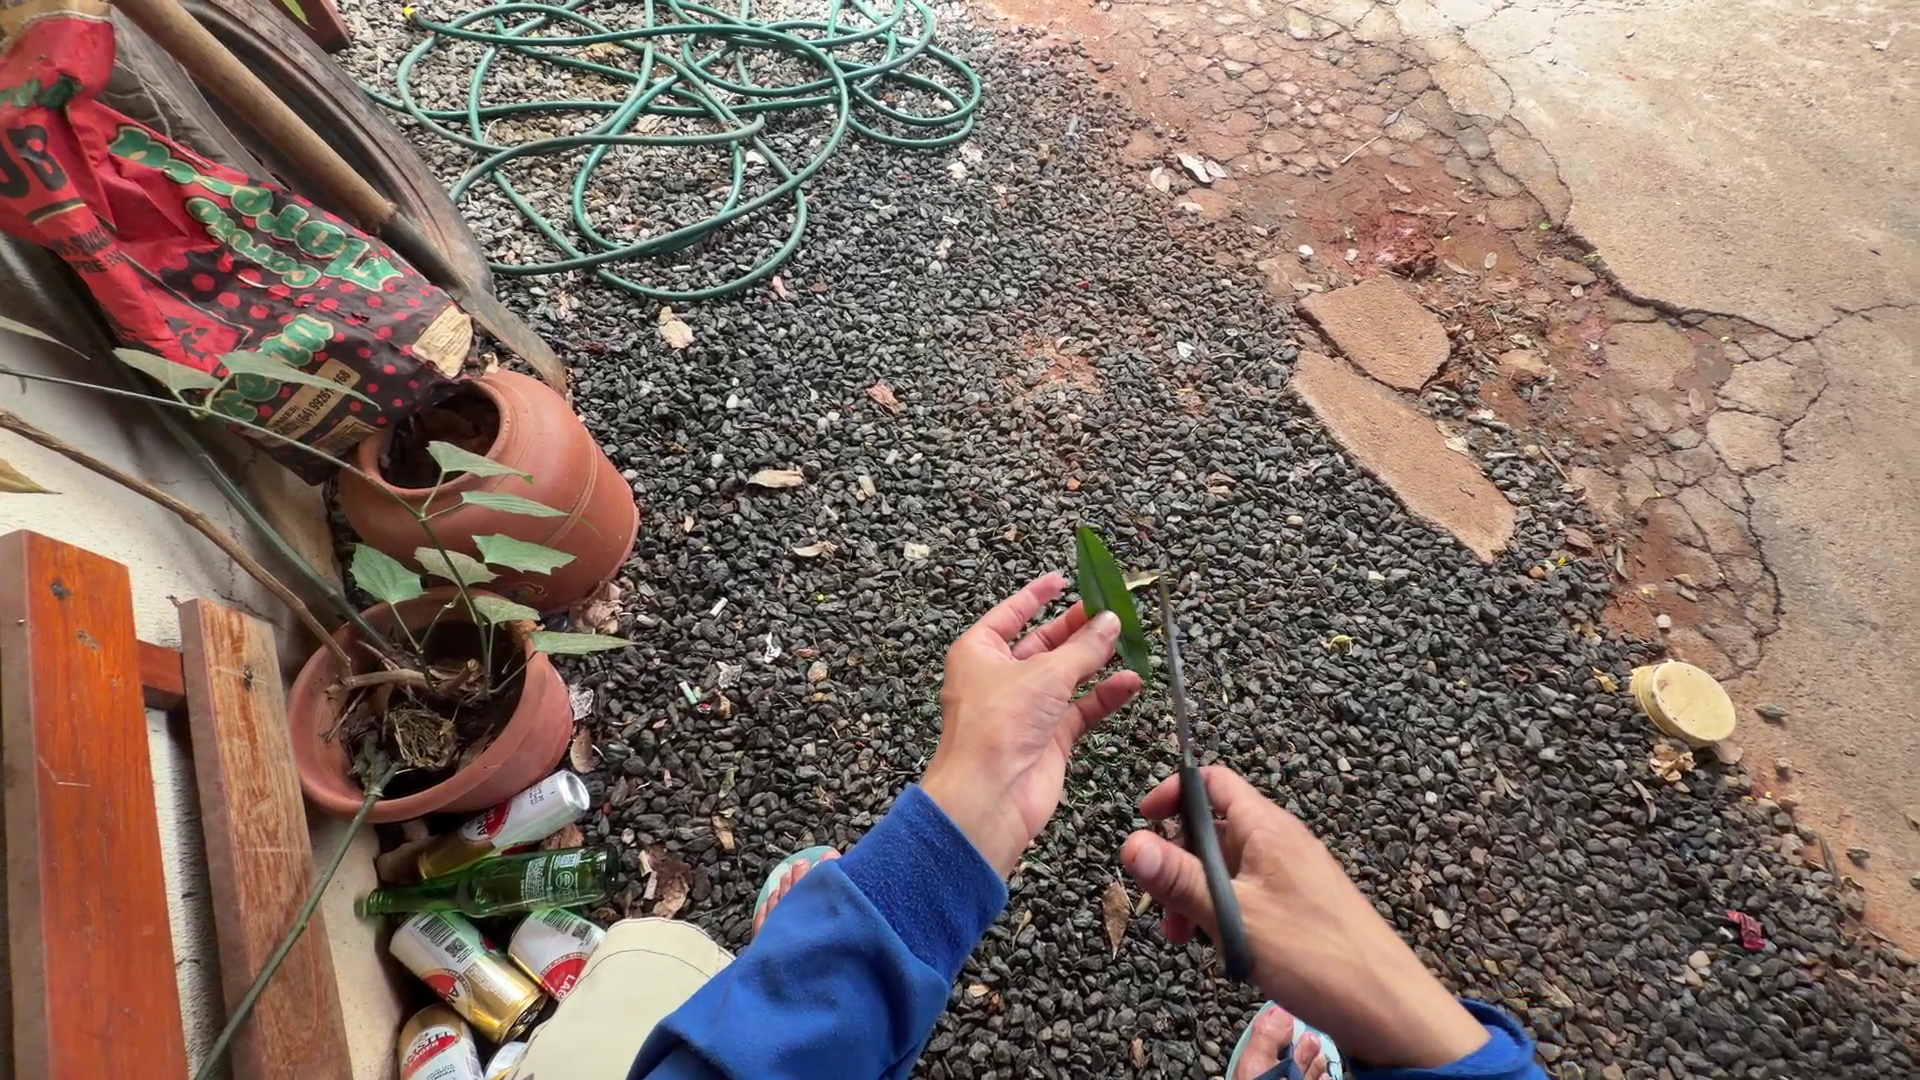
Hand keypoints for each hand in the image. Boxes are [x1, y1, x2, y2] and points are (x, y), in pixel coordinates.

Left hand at [921, 572, 1142, 876]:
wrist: (990, 796)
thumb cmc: (995, 727)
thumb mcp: (1044, 674)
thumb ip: (1082, 648)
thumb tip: (1110, 623)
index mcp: (979, 651)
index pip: (1011, 613)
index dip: (1037, 595)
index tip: (1063, 580)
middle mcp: (1000, 677)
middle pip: (1044, 643)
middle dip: (1077, 627)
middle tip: (1110, 609)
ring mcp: (1025, 707)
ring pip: (1066, 675)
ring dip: (1095, 659)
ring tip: (1127, 639)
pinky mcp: (1048, 736)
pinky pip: (1081, 708)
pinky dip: (1105, 695)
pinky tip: (1130, 681)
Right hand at [1121, 767, 1489, 1069]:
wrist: (1397, 1018)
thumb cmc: (1317, 957)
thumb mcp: (1236, 917)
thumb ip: (1181, 880)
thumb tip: (1129, 843)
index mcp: (1266, 827)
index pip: (1211, 781)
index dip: (1173, 793)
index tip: (1145, 824)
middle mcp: (1277, 841)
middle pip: (1211, 826)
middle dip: (1177, 858)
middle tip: (1160, 900)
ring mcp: (1289, 873)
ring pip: (1225, 865)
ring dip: (1195, 891)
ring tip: (1182, 934)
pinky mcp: (1298, 905)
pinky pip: (1245, 891)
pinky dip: (1221, 910)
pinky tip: (1217, 945)